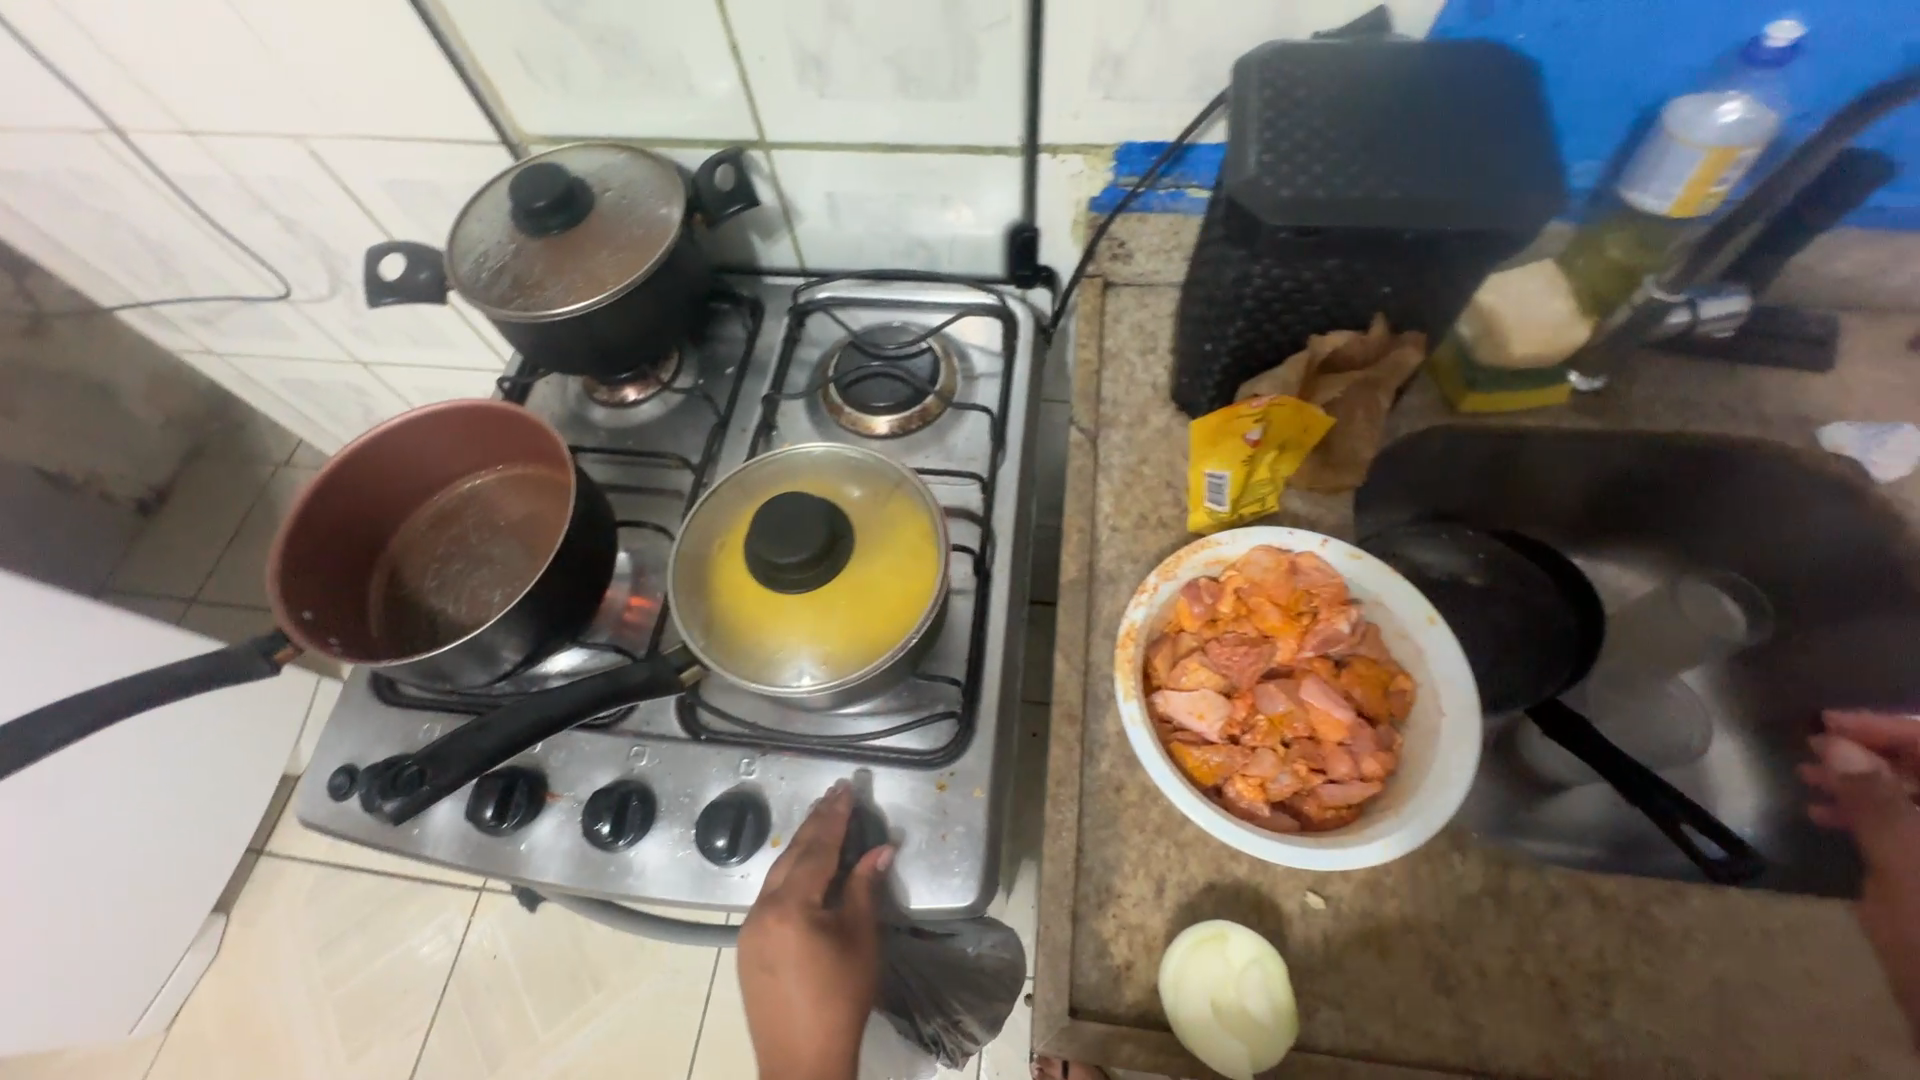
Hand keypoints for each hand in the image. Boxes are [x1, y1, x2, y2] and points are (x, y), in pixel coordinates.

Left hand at [738, 781, 894, 1079]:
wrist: (802, 1062)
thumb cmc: (840, 998)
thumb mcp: (860, 938)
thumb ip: (863, 887)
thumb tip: (880, 849)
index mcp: (789, 906)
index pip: (817, 848)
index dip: (834, 817)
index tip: (846, 788)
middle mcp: (761, 910)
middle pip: (792, 855)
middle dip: (815, 824)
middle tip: (834, 794)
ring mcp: (750, 929)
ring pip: (777, 875)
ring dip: (801, 846)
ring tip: (821, 820)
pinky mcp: (747, 946)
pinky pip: (770, 897)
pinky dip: (790, 874)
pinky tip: (803, 867)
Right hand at [1802, 709, 1919, 1046]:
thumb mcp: (1907, 868)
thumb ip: (1876, 802)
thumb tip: (1838, 745)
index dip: (1893, 729)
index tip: (1829, 724)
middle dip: (1877, 755)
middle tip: (1813, 749)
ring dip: (1870, 783)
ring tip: (1809, 781)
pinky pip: (1914, 827)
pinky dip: (1876, 814)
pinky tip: (1829, 816)